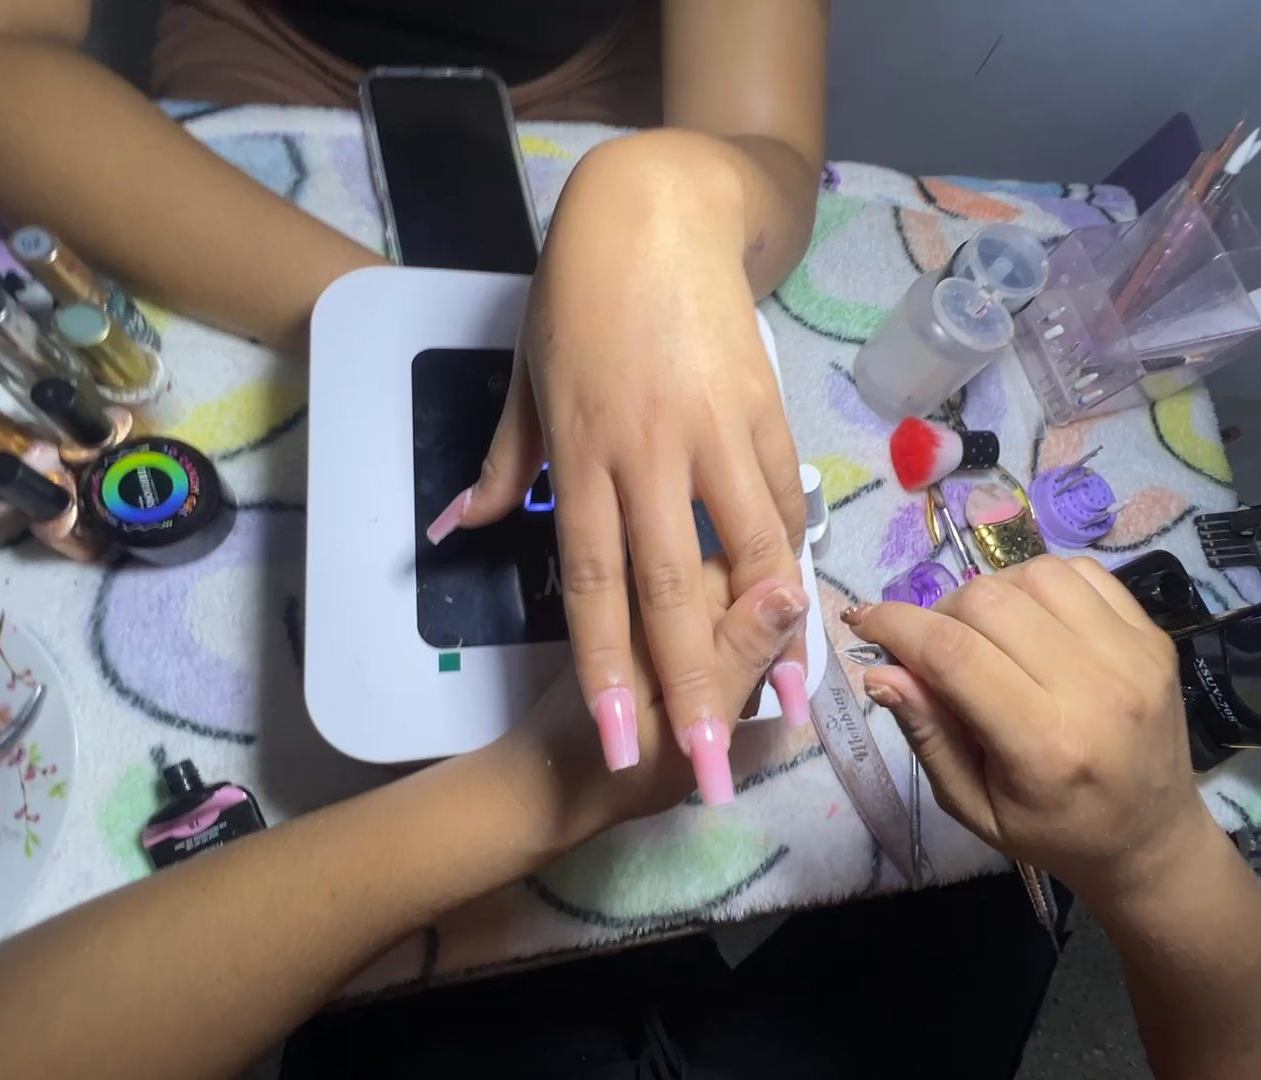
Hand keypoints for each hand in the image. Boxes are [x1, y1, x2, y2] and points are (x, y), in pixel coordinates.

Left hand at [430, 132, 809, 803]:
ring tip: (785, 704)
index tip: (618, 742)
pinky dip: (792, 557)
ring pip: (747, 549)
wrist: (657, 212)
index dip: (607, 670)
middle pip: (671, 586)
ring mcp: (716, 432)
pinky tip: (804, 609)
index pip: (594, 583)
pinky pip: (781, 497)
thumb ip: (500, 465)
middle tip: (706, 765)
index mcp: (582, 454)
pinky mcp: (768, 409)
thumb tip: (457, 530)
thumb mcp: (527, 378)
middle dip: (690, 684)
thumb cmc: (579, 299)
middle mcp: (650, 454)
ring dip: (767, 634)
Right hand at [844, 555, 1219, 906]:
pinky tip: (1030, 620)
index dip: (896, 625)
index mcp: (1045, 745)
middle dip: (938, 613)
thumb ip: (925, 734)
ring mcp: (1133, 656)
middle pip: (987, 602)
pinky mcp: (1153, 637)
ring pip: (1031, 575)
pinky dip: (1036, 584)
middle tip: (933, 648)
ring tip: (984, 634)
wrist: (1153, 840)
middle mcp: (1095, 690)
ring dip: (987, 595)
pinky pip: (1078, 572)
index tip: (865, 622)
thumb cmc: (1052, 831)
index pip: (953, 653)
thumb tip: (878, 672)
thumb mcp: (970, 804)